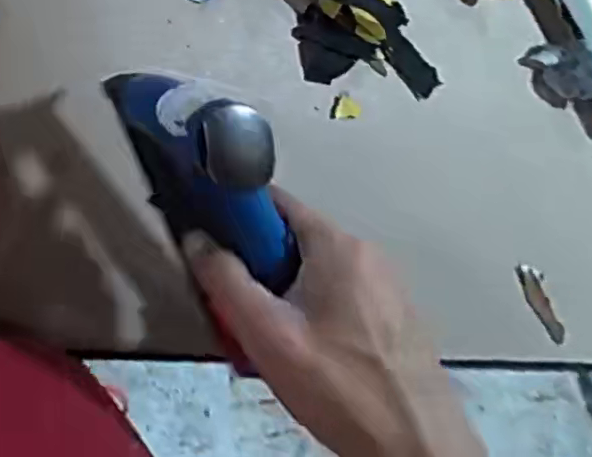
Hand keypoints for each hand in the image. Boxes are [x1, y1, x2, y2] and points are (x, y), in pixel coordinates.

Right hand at [184, 188, 484, 456]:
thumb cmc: (347, 393)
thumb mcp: (266, 331)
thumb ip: (222, 276)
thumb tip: (195, 239)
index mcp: (338, 245)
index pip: (267, 199)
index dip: (231, 216)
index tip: (211, 243)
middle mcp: (366, 257)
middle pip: (284, 236)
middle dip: (252, 264)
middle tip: (239, 302)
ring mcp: (385, 289)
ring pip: (306, 269)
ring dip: (277, 291)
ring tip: (269, 332)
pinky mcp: (395, 321)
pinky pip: (332, 295)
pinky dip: (306, 310)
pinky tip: (301, 349)